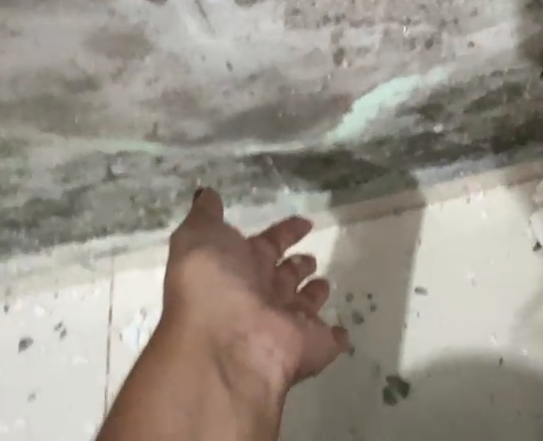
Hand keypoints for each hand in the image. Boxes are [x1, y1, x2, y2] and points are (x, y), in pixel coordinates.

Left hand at [159, 188, 350, 393]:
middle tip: (310, 258)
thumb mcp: (199, 238)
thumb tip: (206, 194)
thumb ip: (205, 216)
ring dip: (312, 296)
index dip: (283, 233)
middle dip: (296, 266)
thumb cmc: (213, 286)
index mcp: (238, 269)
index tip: (303, 222)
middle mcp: (260, 297)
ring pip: (303, 307)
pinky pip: (327, 340)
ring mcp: (286, 324)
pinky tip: (343, 332)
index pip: (265, 245)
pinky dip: (335, 337)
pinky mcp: (311, 345)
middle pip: (283, 277)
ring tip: (324, 284)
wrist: (226, 347)